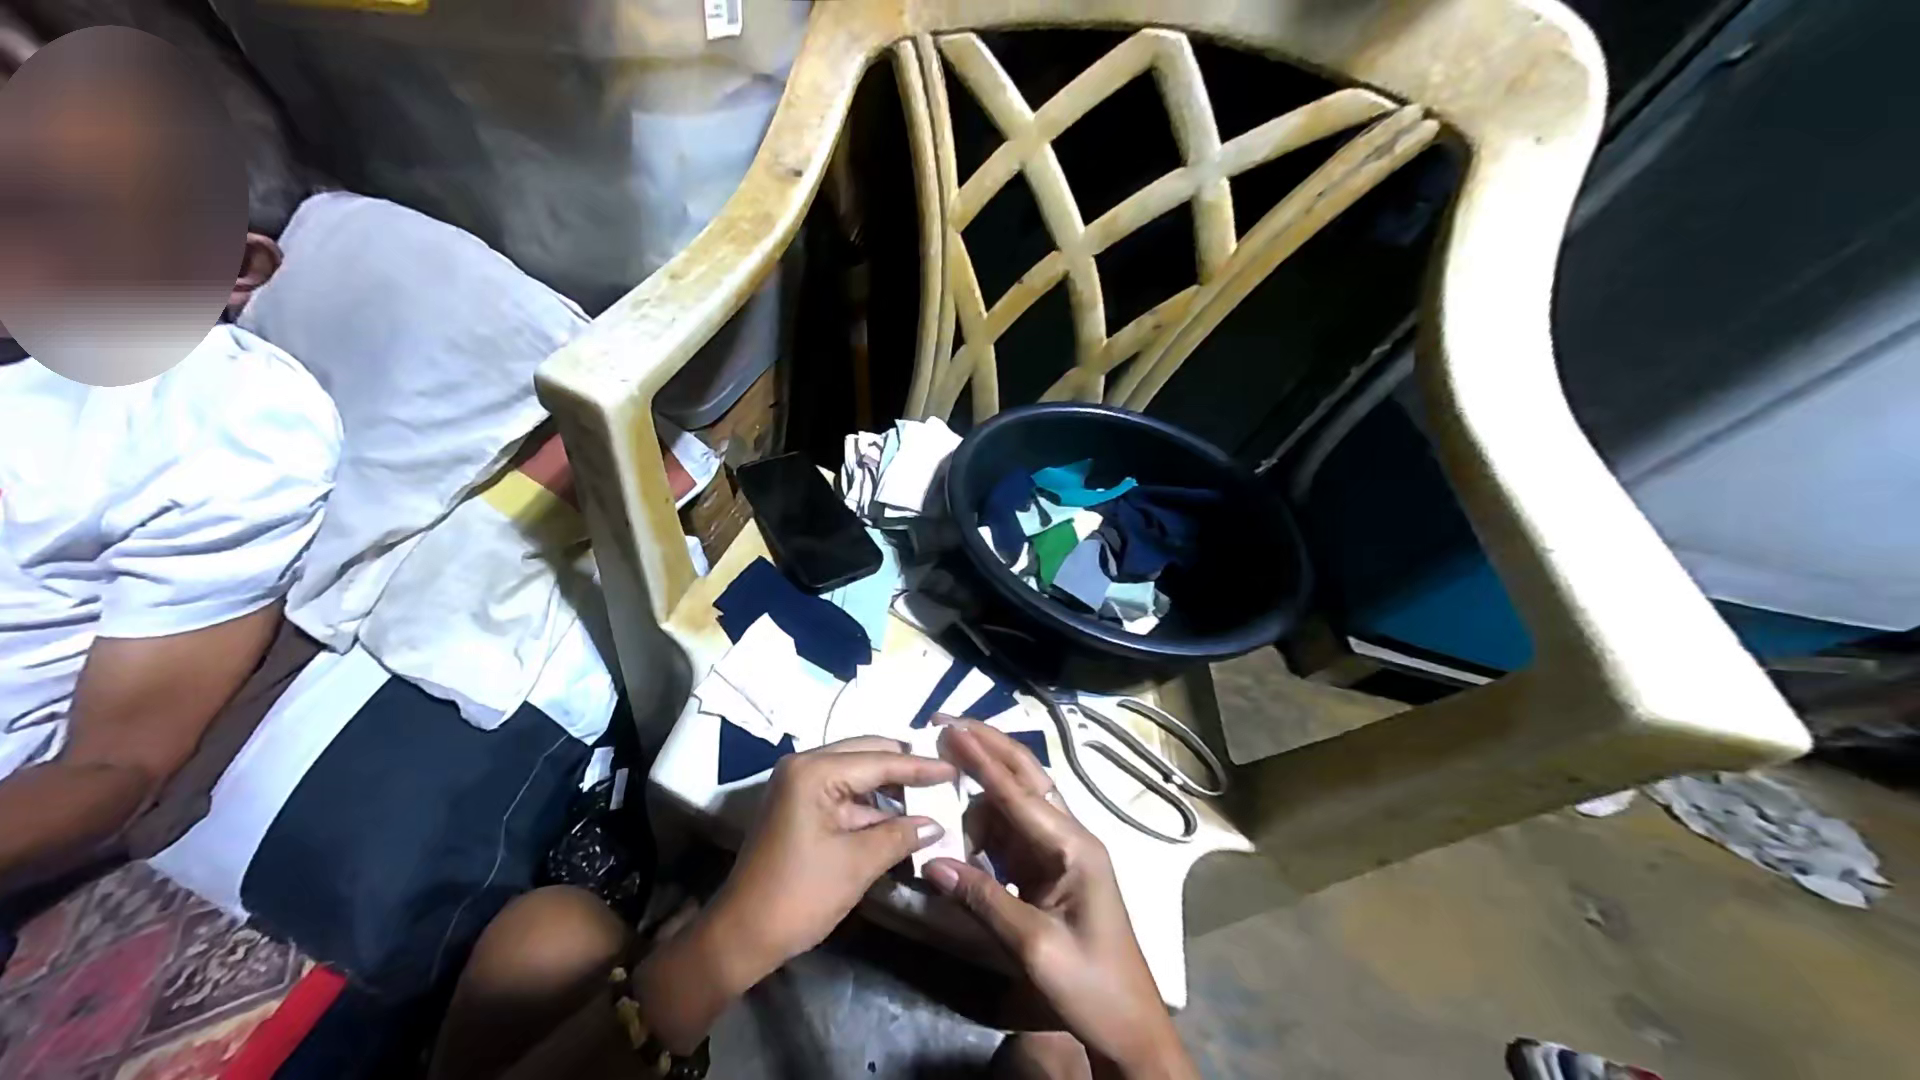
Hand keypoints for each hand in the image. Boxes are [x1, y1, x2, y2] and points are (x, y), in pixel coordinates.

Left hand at [709, 735, 957, 981]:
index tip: (955, 768)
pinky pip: (845, 794)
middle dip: (906, 767)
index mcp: (814, 771)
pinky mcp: (800, 805)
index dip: (920, 767)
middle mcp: (805, 766)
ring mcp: (800, 785)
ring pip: (858, 773)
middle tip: (945, 773)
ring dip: (891, 787)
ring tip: (931, 793)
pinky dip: (873, 805)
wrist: (740, 937)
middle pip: (867, 755)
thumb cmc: (798, 896)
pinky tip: (902, 816)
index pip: (879, 760)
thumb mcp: (857, 864)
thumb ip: (900, 836)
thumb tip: (936, 824)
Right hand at [924, 720, 1195, 1079]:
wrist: (1129, 1028)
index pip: (1020, 793)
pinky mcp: (1046, 870)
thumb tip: (933, 861)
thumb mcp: (1036, 947)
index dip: (982, 760)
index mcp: (1075, 846)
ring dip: (979, 785)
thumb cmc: (1092, 986)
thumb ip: (983, 900)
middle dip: (987, 746)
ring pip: (1013, 802)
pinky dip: (981, 822)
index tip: (952, 729)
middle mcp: (1068, 836)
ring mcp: (1057, 852)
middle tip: (945, 723)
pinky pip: (1009, 833)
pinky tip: (958, 819)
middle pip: (1024, 777)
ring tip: (942, 772)